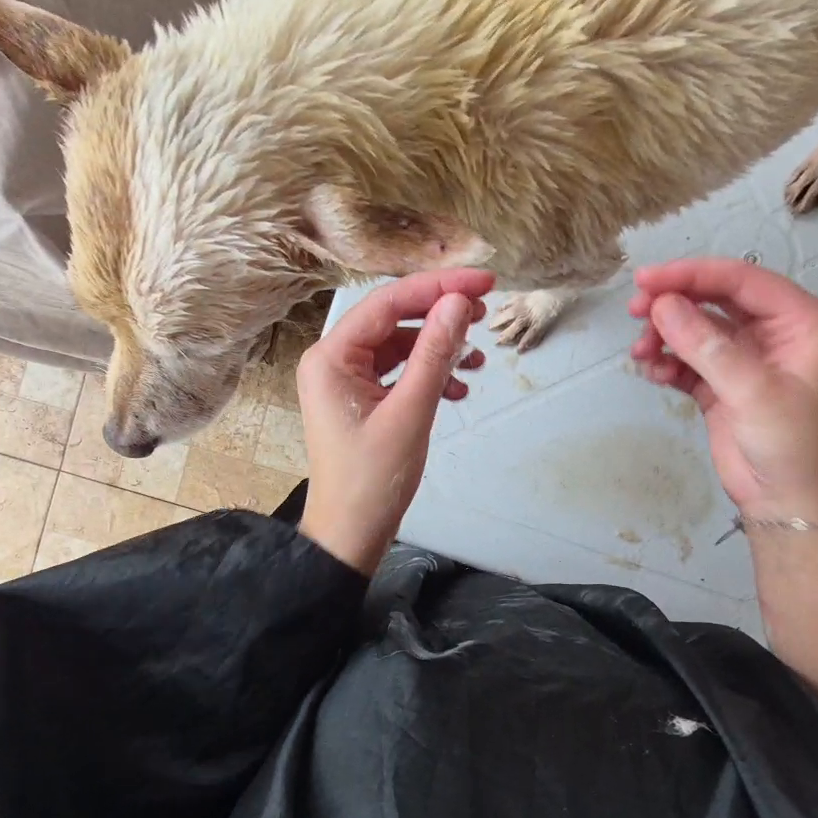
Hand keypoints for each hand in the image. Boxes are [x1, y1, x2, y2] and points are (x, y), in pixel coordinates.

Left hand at [297, 269, 492, 574]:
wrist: (351, 535)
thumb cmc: (373, 480)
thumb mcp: (410, 412)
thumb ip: (434, 353)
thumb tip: (459, 304)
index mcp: (331, 357)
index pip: (388, 302)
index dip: (438, 287)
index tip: (484, 282)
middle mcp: (332, 362)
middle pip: (393, 320)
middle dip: (441, 317)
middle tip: (486, 314)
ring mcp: (345, 382)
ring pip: (400, 347)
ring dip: (439, 350)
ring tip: (477, 361)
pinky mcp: (360, 402)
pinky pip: (398, 374)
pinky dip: (429, 376)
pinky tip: (458, 391)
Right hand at [628, 259, 817, 520]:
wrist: (787, 502)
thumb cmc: (790, 445)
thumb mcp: (752, 391)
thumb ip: (706, 347)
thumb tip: (662, 306)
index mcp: (798, 320)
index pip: (740, 280)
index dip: (692, 275)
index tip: (647, 280)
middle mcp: (772, 331)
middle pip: (714, 298)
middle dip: (673, 302)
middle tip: (635, 311)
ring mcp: (744, 358)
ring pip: (695, 328)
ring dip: (665, 335)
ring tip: (641, 354)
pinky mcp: (720, 384)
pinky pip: (687, 360)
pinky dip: (667, 363)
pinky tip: (654, 374)